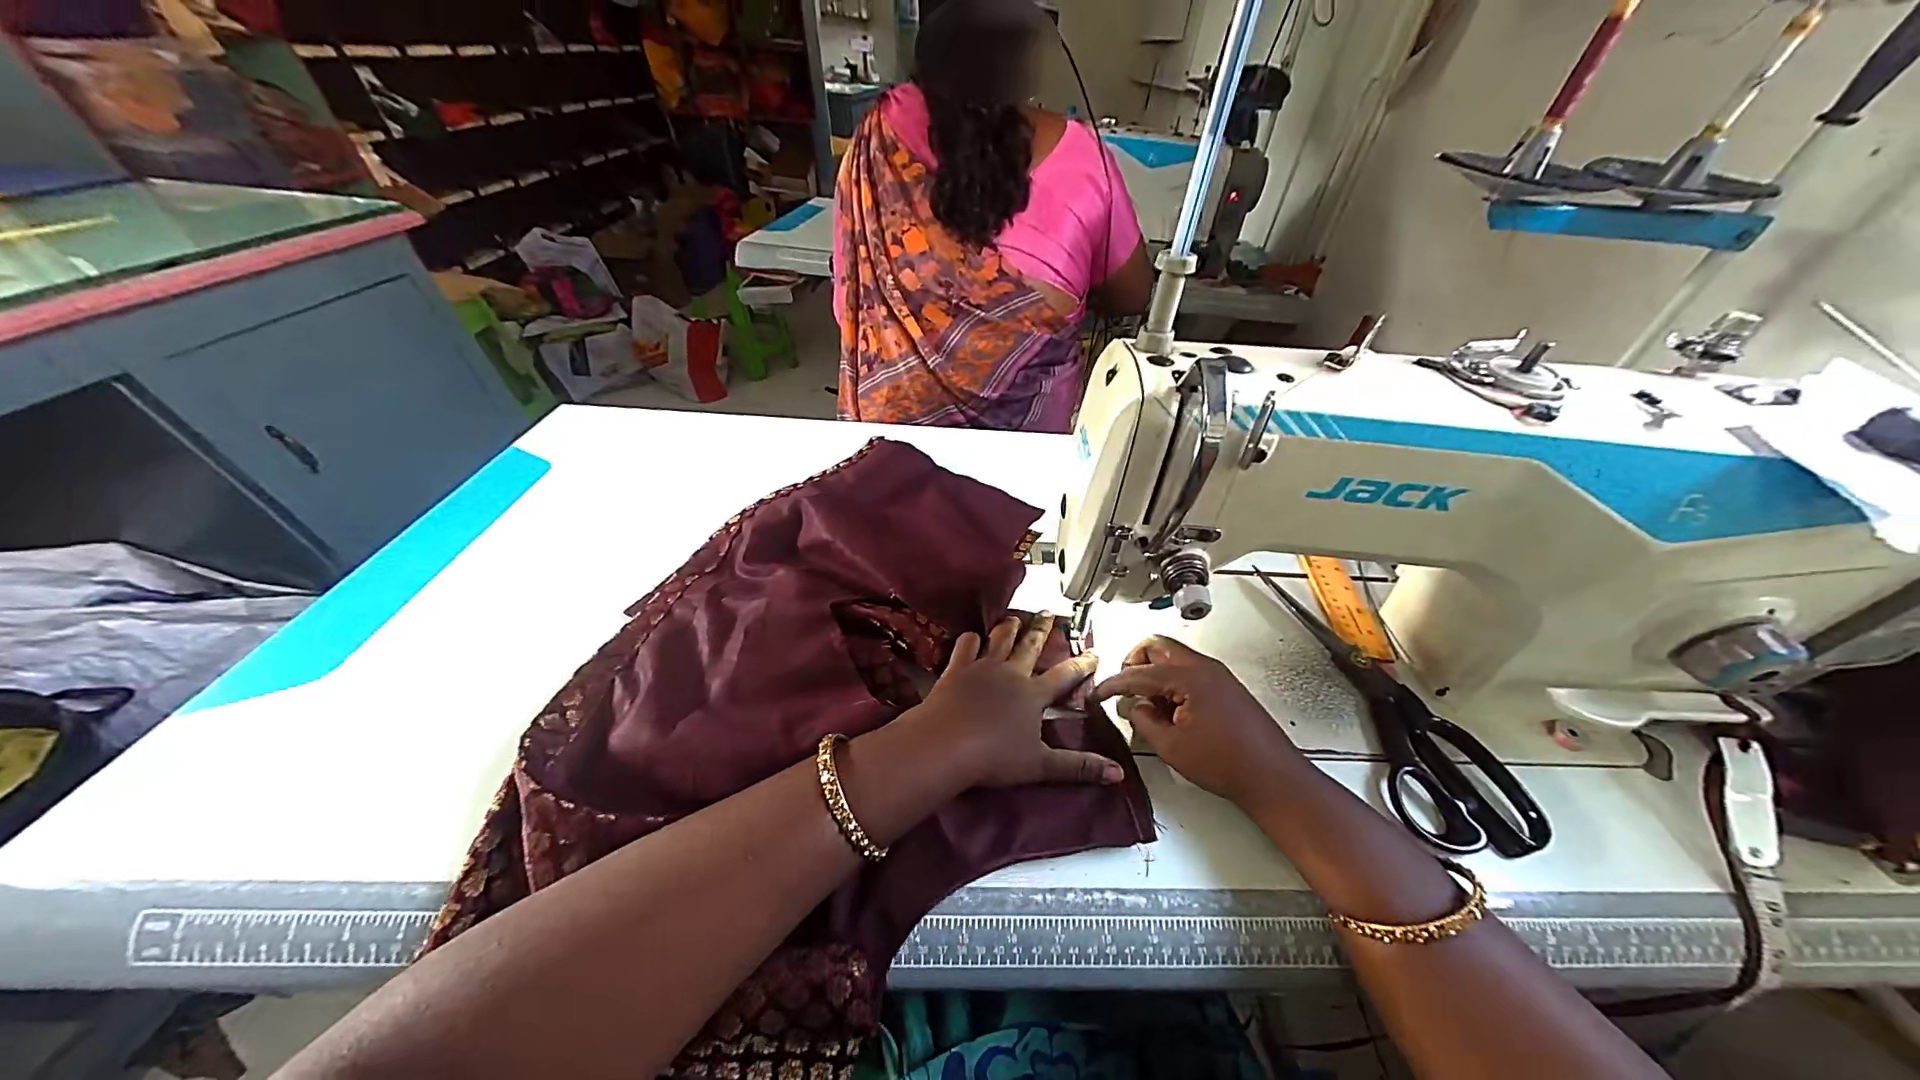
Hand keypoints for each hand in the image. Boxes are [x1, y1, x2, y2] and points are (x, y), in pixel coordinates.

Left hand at [904, 614, 1124, 789]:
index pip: (1065, 676)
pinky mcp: (955, 669)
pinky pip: (965, 647)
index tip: (1093, 652)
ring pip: (999, 640)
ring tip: (1014, 617)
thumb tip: (1117, 773)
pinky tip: (971, 636)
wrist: (945, 744)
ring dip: (1009, 627)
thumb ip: (1078, 766)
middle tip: (1048, 612)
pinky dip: (970, 639)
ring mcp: (981, 668)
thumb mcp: (1041, 765)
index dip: (1082, 664)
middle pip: (1030, 646)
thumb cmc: (994, 757)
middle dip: (1042, 629)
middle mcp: (1010, 674)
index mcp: (1033, 695)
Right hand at [1091, 636, 1301, 807]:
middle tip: (1124, 688)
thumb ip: (1143, 720)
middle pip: (1156, 646)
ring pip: (1173, 657)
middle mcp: (1205, 668)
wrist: (1271, 777)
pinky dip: (1171, 681)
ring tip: (1148, 705)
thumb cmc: (1229, 763)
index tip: (1100, 693)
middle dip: (1133, 663)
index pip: (1138, 672)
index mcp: (1189, 677)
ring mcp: (1217, 675)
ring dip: (1153, 672)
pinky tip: (1170, 711)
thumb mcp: (1171, 746)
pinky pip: (1189, 671)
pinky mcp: (1225, 687)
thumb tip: (1133, 707)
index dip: (1113, 683)